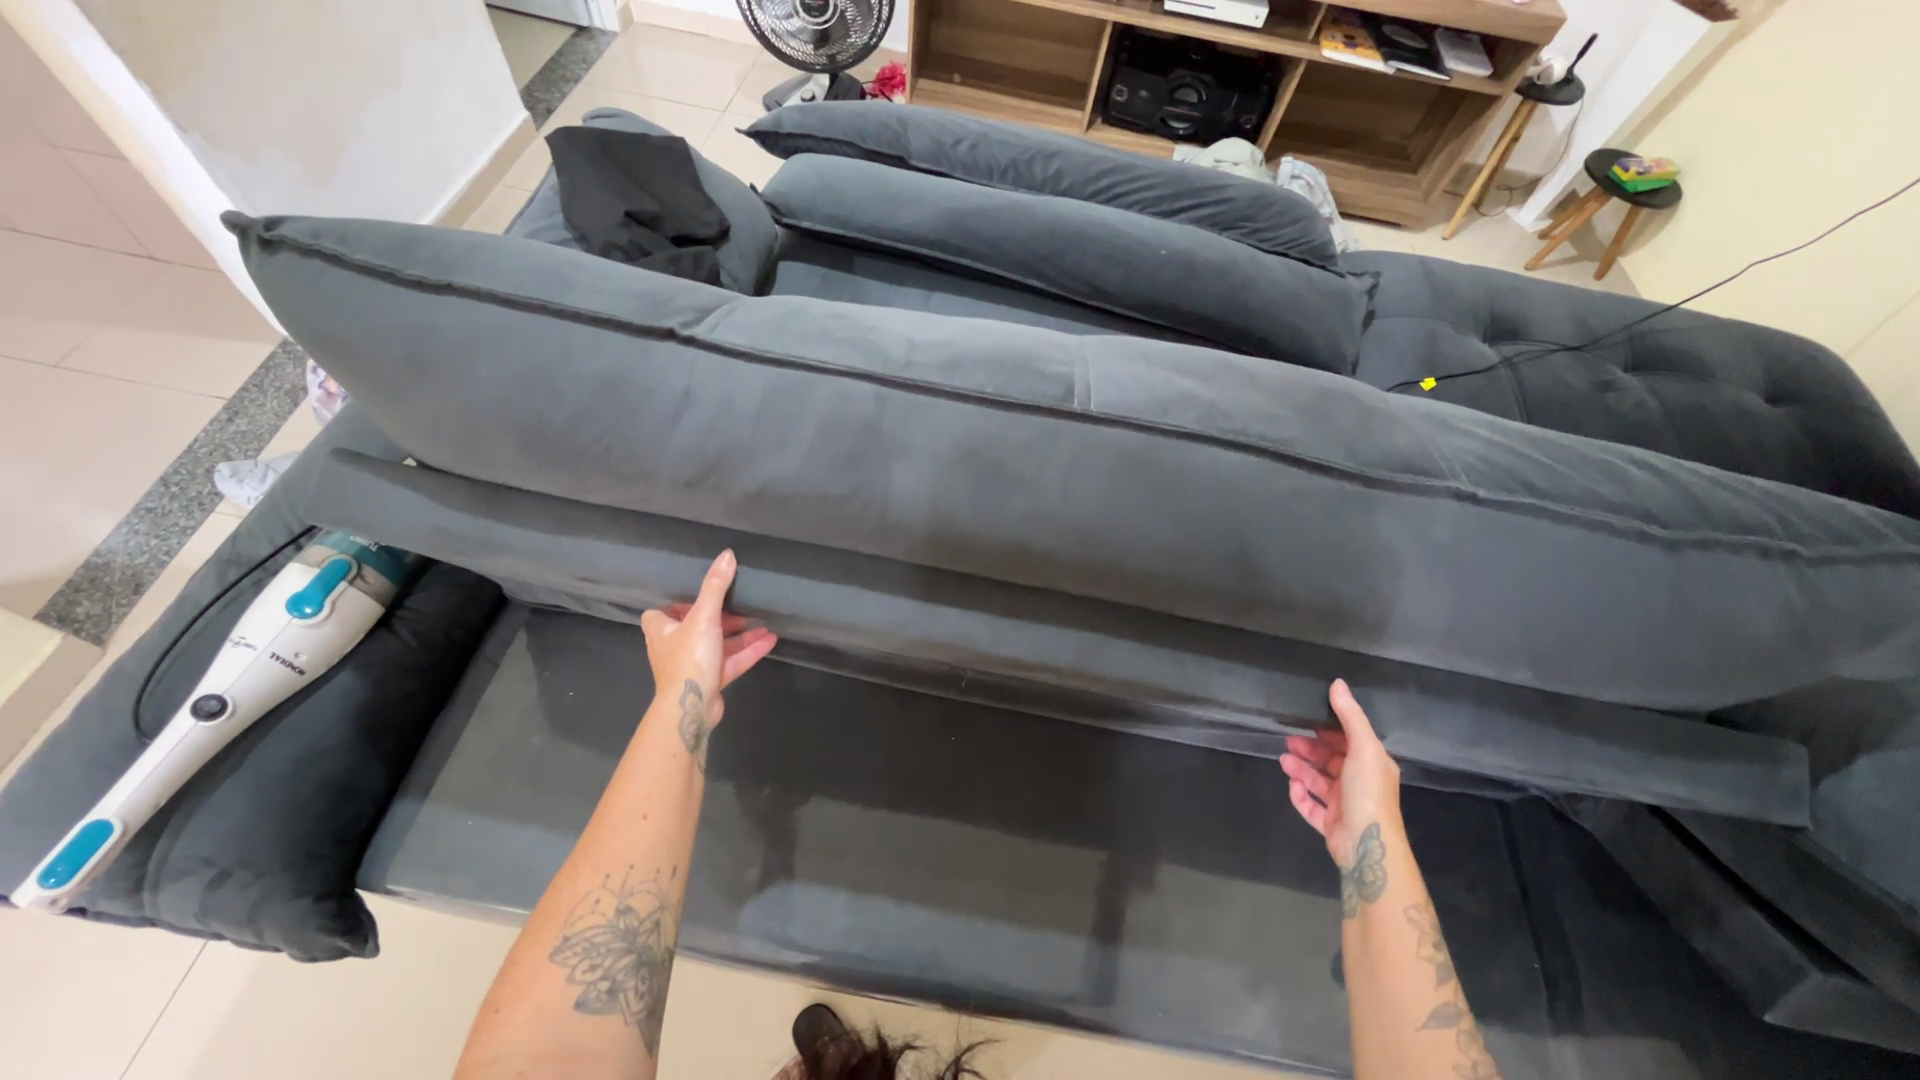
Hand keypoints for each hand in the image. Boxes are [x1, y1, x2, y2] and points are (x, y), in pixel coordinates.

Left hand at [639, 550, 777, 727]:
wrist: (691, 706)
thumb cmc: (688, 657)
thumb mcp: (704, 616)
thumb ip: (716, 586)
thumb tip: (727, 554)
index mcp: (662, 630)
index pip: (660, 612)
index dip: (677, 603)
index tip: (698, 595)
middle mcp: (674, 647)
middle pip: (695, 627)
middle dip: (719, 617)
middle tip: (739, 607)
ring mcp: (693, 665)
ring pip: (717, 645)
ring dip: (739, 635)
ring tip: (762, 622)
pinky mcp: (711, 680)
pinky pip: (731, 661)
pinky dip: (748, 650)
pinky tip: (770, 640)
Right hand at [1280, 679, 1401, 865]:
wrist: (1367, 843)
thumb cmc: (1368, 791)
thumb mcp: (1364, 747)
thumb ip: (1350, 716)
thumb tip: (1338, 683)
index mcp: (1373, 765)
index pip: (1350, 742)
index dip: (1330, 731)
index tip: (1308, 719)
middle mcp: (1360, 783)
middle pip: (1332, 761)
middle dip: (1311, 749)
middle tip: (1289, 739)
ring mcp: (1345, 805)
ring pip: (1319, 782)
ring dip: (1302, 770)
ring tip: (1284, 760)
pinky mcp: (1331, 823)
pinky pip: (1311, 807)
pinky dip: (1300, 796)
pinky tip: (1292, 786)